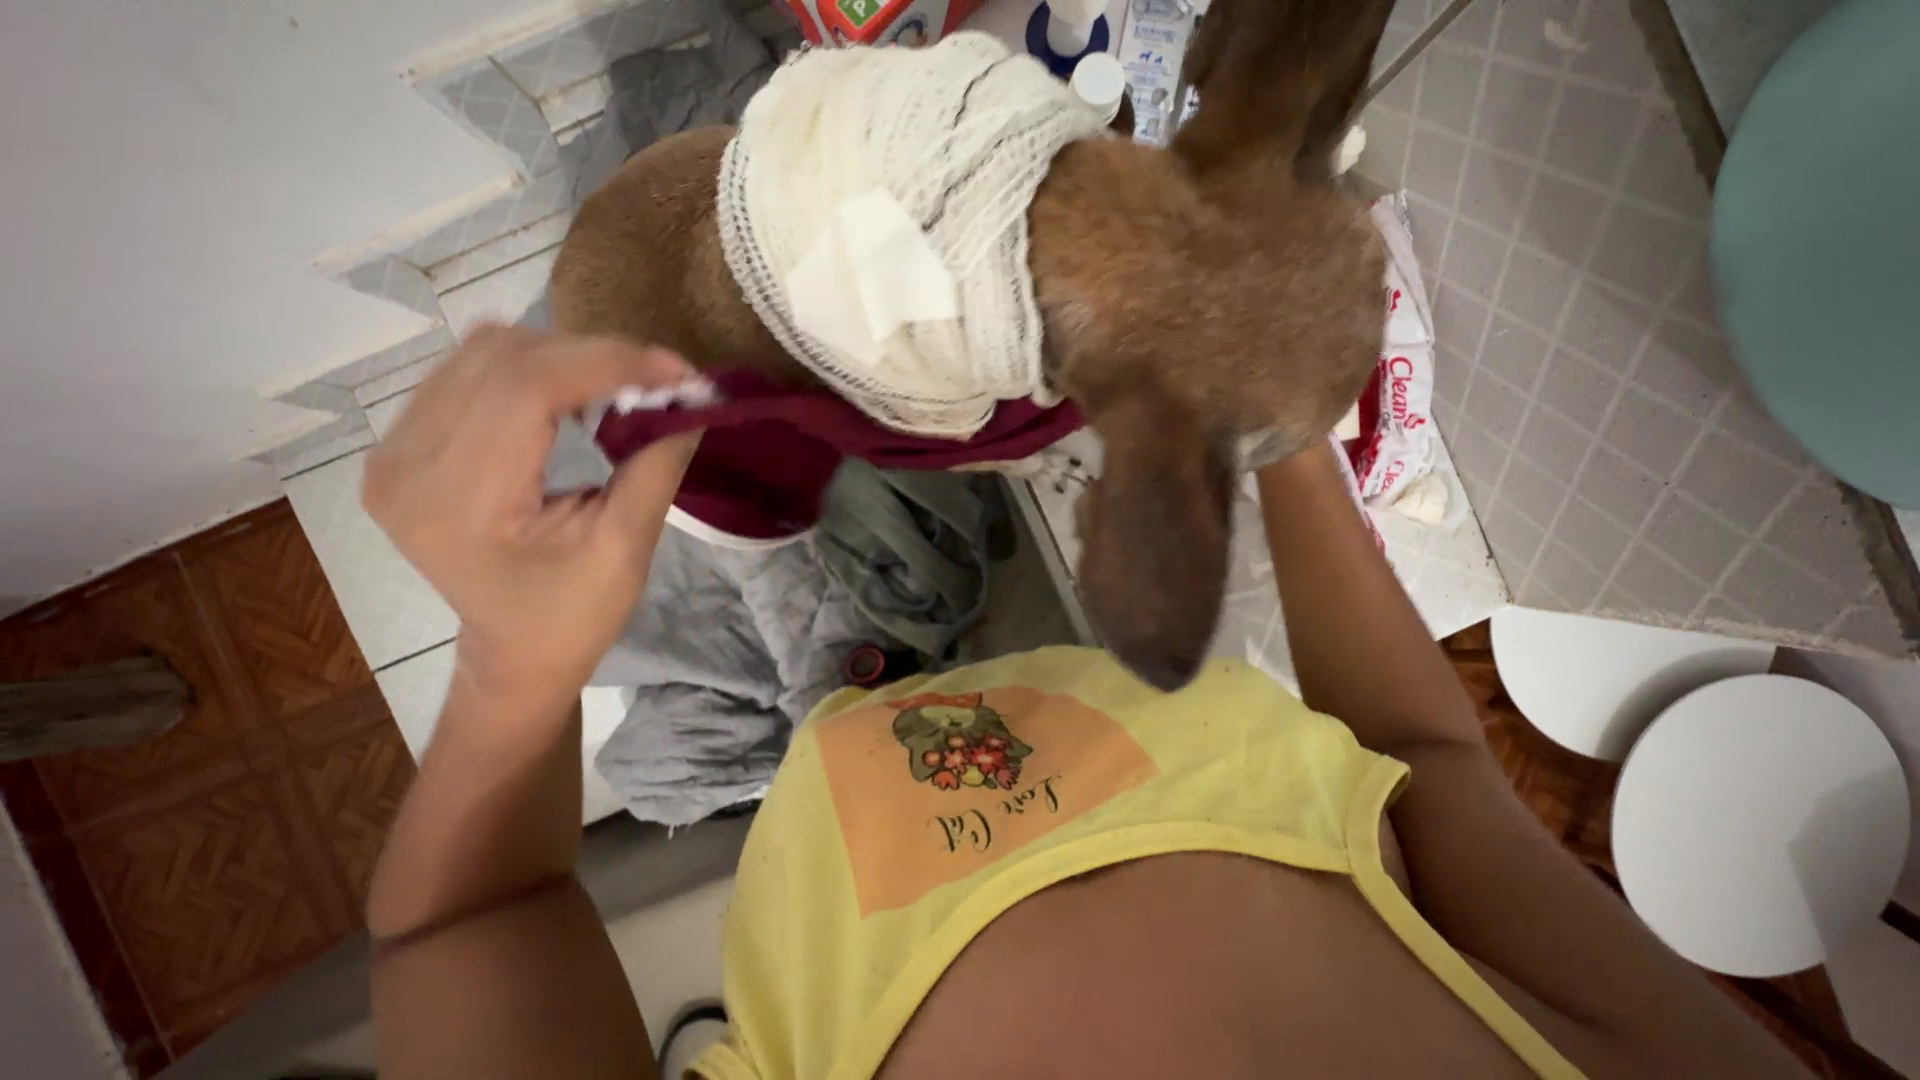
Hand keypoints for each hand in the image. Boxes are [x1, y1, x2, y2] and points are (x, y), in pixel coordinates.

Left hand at [362, 324, 700, 707]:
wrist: (513, 653)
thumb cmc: (571, 618)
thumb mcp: (625, 550)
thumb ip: (655, 467)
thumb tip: (692, 400)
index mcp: (457, 503)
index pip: (526, 389)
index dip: (608, 363)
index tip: (677, 373)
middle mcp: (406, 466)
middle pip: (504, 358)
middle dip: (594, 355)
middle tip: (659, 380)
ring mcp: (393, 451)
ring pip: (485, 352)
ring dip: (564, 355)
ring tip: (620, 385)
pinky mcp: (400, 444)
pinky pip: (469, 371)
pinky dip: (533, 367)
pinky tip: (572, 393)